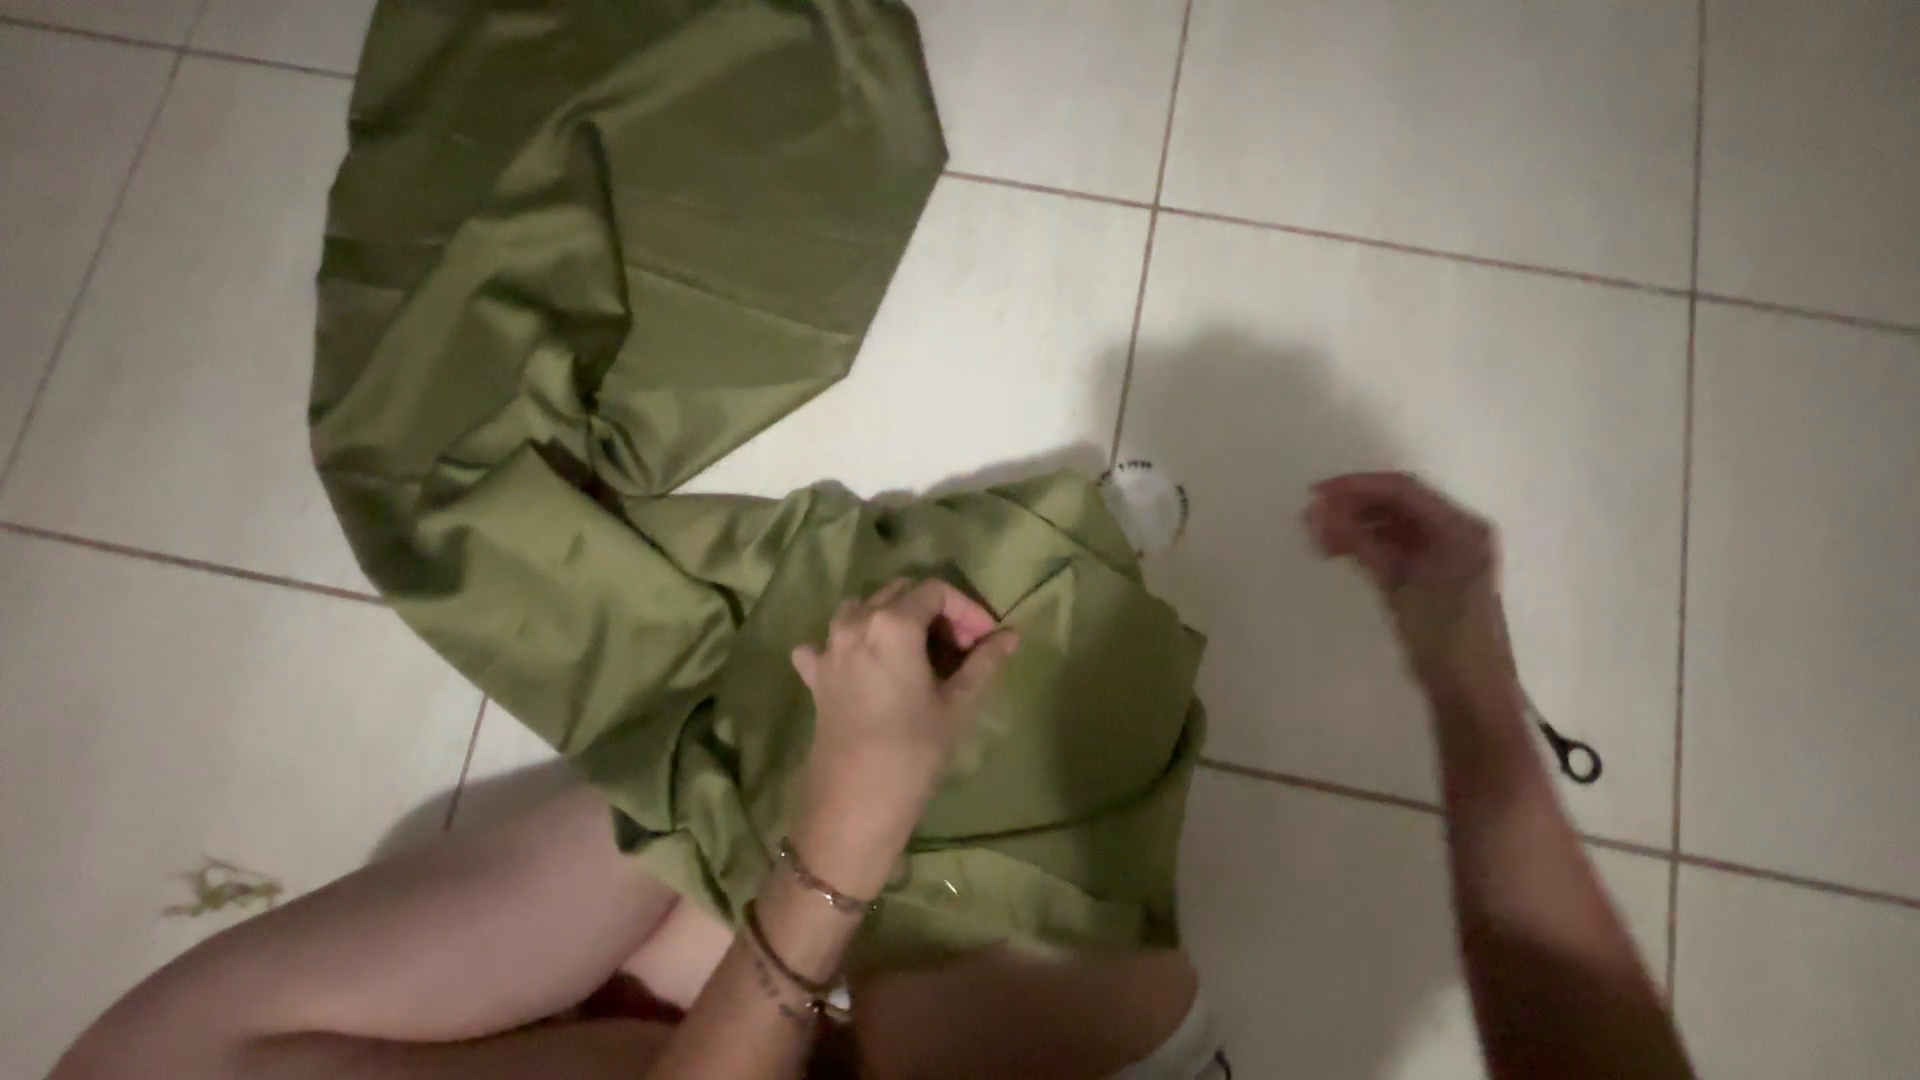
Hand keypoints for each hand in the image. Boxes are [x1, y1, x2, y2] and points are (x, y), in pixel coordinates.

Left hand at [789, 578, 1018, 892]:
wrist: (854, 805)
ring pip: (862, 608)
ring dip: (892, 618)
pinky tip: (861, 666)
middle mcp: (855, 622)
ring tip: (916, 652)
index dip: (967, 609)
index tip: (986, 640)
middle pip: (900, 593)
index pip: (936, 590)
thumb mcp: (958, 705)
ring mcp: (829, 647)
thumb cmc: (914, 752)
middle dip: (934, 611)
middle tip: (960, 648)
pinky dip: (847, 645)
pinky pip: (826, 644)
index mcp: (892, 623)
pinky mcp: (815, 676)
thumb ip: (984, 661)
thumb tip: (1011, 635)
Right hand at [1306, 472, 1516, 693]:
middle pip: (1397, 503)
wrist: (1470, 689)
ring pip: (1393, 524)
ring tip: (1319, 539)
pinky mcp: (1434, 573)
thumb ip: (1358, 542)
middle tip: (1310, 520)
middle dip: (1352, 506)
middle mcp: (1457, 531)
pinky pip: (1395, 545)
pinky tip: (1340, 552)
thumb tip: (1317, 511)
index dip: (1355, 487)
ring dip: (1355, 525)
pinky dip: (1366, 544)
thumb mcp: (1397, 583)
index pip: (1402, 489)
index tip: (1314, 496)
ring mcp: (1447, 553)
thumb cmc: (1441, 633)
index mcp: (1460, 526)